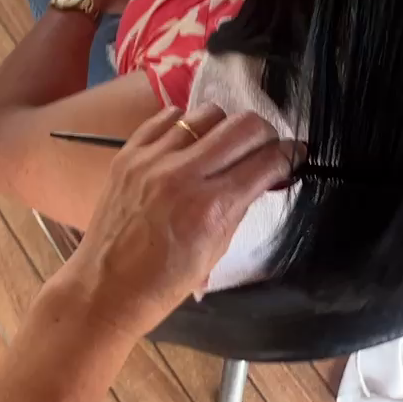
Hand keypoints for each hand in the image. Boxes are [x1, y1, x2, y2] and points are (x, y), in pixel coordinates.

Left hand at [45, 104, 293, 338]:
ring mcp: (152, 159)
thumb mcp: (218, 250)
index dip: (290, 155)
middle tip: (266, 148)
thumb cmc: (165, 282)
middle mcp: (183, 175)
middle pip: (244, 125)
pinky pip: (169, 117)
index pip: (266, 161)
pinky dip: (188, 125)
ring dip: (227, 127)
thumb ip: (242, 204)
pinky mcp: (128, 153)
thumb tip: (266, 173)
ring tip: (225, 147)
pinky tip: (191, 144)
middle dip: (266, 134)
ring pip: (209, 113)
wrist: (105, 288)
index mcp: (211, 208)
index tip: (296, 154)